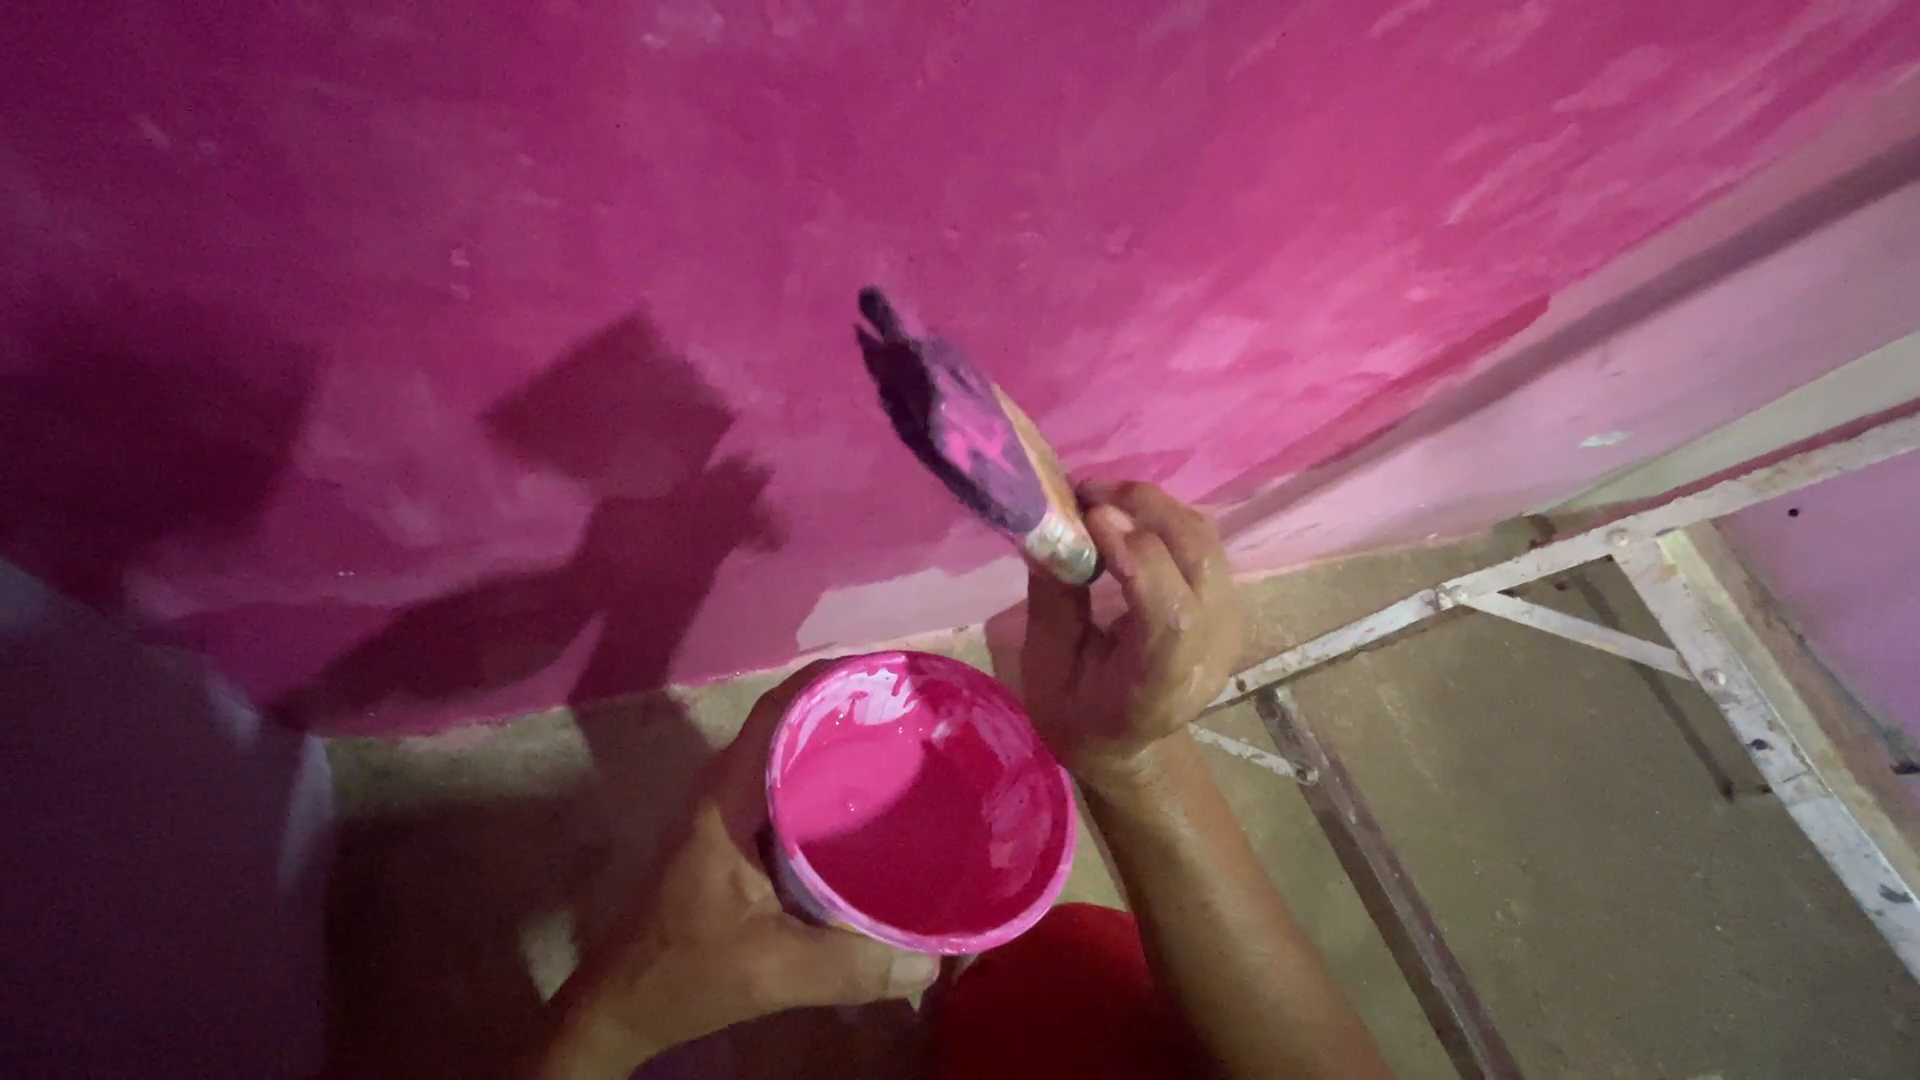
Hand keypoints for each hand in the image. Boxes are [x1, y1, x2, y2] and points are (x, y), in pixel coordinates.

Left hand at [538, 663, 940, 1078]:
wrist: (628, 999)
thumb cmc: (688, 969)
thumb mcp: (771, 972)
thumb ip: (848, 966)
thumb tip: (931, 961)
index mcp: (730, 794)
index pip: (780, 707)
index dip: (831, 679)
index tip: (888, 678)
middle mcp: (729, 782)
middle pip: (793, 717)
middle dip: (850, 705)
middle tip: (914, 713)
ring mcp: (731, 801)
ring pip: (791, 745)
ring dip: (839, 736)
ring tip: (903, 741)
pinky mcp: (739, 824)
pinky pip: (790, 776)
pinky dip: (828, 771)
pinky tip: (870, 794)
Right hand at [1020, 481, 1241, 790]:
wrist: (1129, 743)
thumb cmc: (1078, 715)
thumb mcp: (1047, 670)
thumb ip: (1054, 602)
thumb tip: (1049, 532)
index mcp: (1161, 686)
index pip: (1171, 613)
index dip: (1136, 556)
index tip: (1087, 516)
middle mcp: (1210, 651)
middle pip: (1199, 558)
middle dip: (1144, 508)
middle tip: (1087, 491)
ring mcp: (1229, 623)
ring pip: (1205, 539)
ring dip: (1153, 506)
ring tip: (1100, 498)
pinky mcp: (1227, 602)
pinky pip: (1202, 543)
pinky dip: (1162, 518)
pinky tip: (1125, 516)